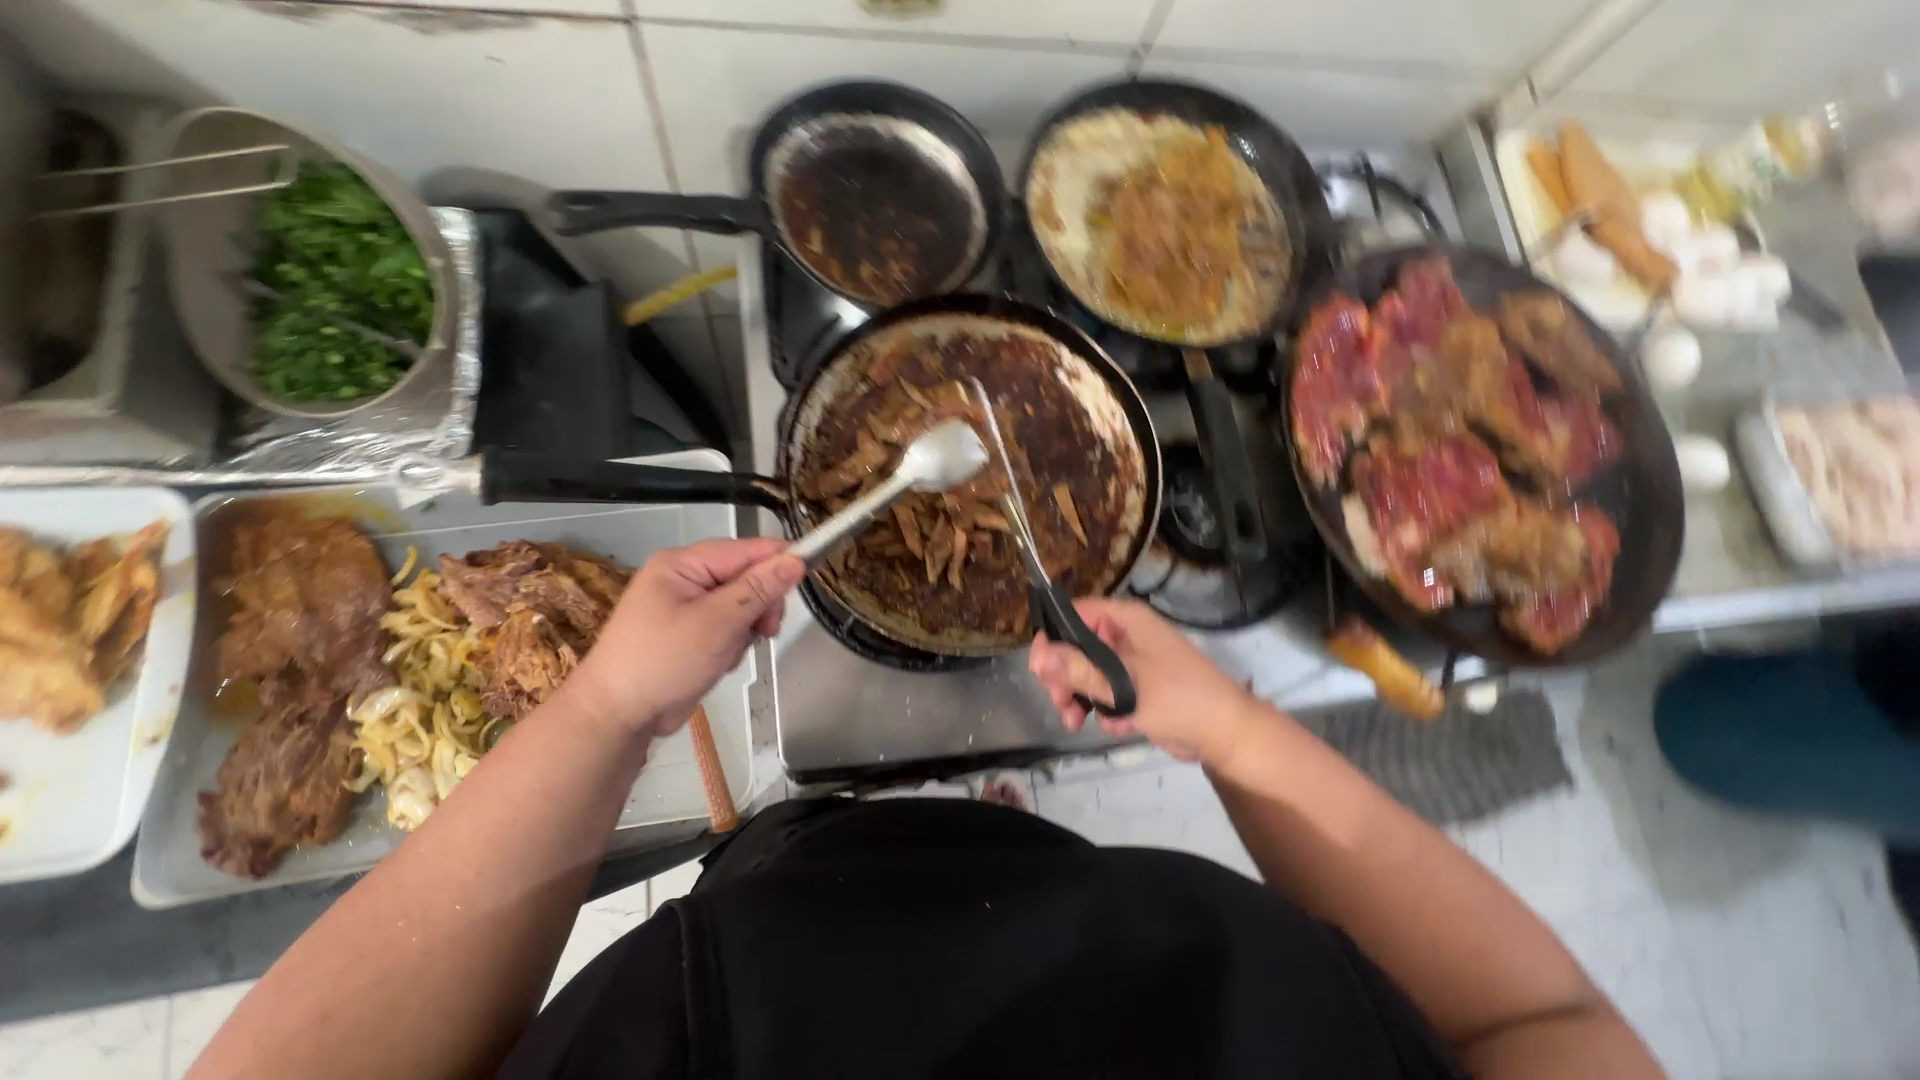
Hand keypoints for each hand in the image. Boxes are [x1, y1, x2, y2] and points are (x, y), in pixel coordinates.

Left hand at [565, 538, 804, 739]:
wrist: (617, 716)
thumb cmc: (663, 662)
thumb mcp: (717, 623)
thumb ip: (758, 590)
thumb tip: (796, 559)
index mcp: (682, 564)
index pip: (745, 550)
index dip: (778, 561)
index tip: (809, 576)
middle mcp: (683, 579)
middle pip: (745, 578)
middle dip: (758, 606)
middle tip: (766, 632)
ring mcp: (684, 608)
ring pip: (740, 607)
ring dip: (744, 631)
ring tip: (728, 655)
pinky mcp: (688, 635)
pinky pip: (726, 629)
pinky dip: (731, 646)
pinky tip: (719, 663)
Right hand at [1028, 598, 1266, 763]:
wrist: (1225, 734)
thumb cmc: (1178, 698)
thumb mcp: (1124, 684)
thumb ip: (1079, 670)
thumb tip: (1039, 656)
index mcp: (1126, 620)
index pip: (1075, 614)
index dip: (1052, 638)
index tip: (1038, 669)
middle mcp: (1127, 636)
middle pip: (1077, 647)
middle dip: (1064, 677)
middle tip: (1059, 703)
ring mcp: (1134, 664)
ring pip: (1088, 674)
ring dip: (1080, 698)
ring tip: (1076, 722)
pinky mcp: (1139, 690)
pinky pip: (1108, 694)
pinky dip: (1106, 711)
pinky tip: (1119, 726)